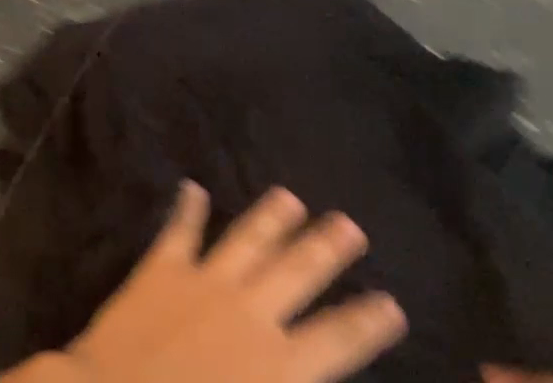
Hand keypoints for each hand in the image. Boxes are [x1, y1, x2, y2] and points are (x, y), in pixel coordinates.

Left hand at [3, 182, 406, 382]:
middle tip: (349, 223)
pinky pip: (178, 232)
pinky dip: (187, 208)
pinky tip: (192, 187)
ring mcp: (205, 283)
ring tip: (288, 196)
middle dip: (326, 247)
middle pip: (298, 273)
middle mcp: (251, 314)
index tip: (391, 302)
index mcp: (281, 365)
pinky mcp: (161, 270)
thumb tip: (307, 369)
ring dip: (270, 218)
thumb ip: (293, 380)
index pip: (339, 338)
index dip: (367, 321)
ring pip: (247, 241)